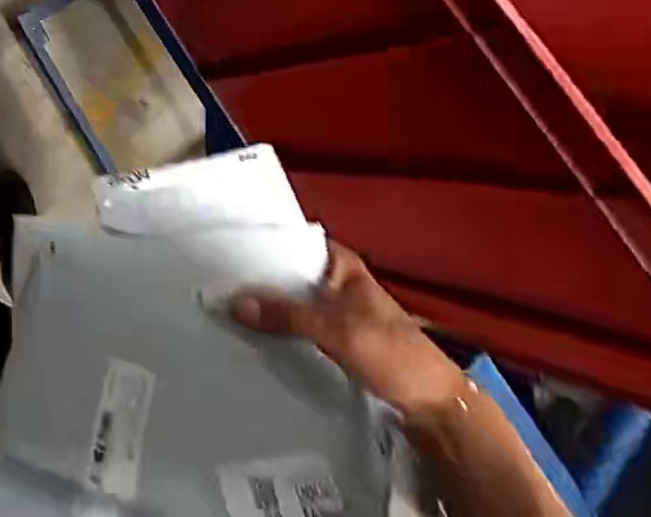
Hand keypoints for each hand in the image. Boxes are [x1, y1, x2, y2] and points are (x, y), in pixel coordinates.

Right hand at [230, 241, 465, 417]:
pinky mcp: (335, 337)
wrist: (434, 408)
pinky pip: (298, 323)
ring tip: (226, 300)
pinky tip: (254, 330)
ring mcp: (336, 309)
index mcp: (341, 263)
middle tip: (216, 276)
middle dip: (259, 276)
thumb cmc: (391, 352)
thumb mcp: (335, 330)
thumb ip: (285, 314)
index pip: (293, 241)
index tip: (225, 244)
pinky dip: (280, 325)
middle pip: (289, 271)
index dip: (263, 242)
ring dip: (268, 304)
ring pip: (292, 299)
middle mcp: (336, 280)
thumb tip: (234, 302)